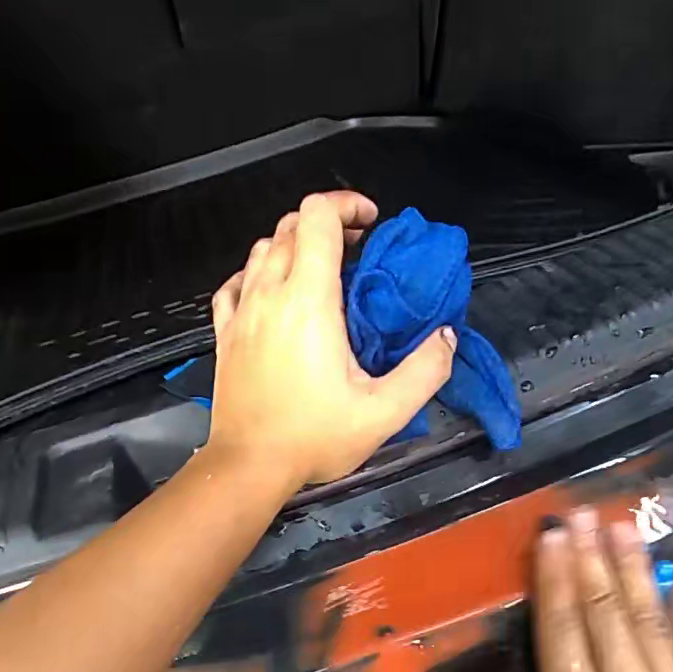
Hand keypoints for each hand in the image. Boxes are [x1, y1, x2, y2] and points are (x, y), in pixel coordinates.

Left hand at [204, 192, 456, 487]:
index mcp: (309, 301)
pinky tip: (272, 291)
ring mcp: (242, 313)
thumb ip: (425, 371)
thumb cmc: (315, 438)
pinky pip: (235, 284)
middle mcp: (270, 294)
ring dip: (294, 246)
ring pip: (261, 250)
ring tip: (321, 271)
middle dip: (327, 224)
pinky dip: (257, 274)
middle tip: (358, 251)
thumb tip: (445, 337)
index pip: (318, 217)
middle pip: (290, 226)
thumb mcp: (384, 412)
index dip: (347, 205)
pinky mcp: (226, 335)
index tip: (372, 224)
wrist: (250, 466)